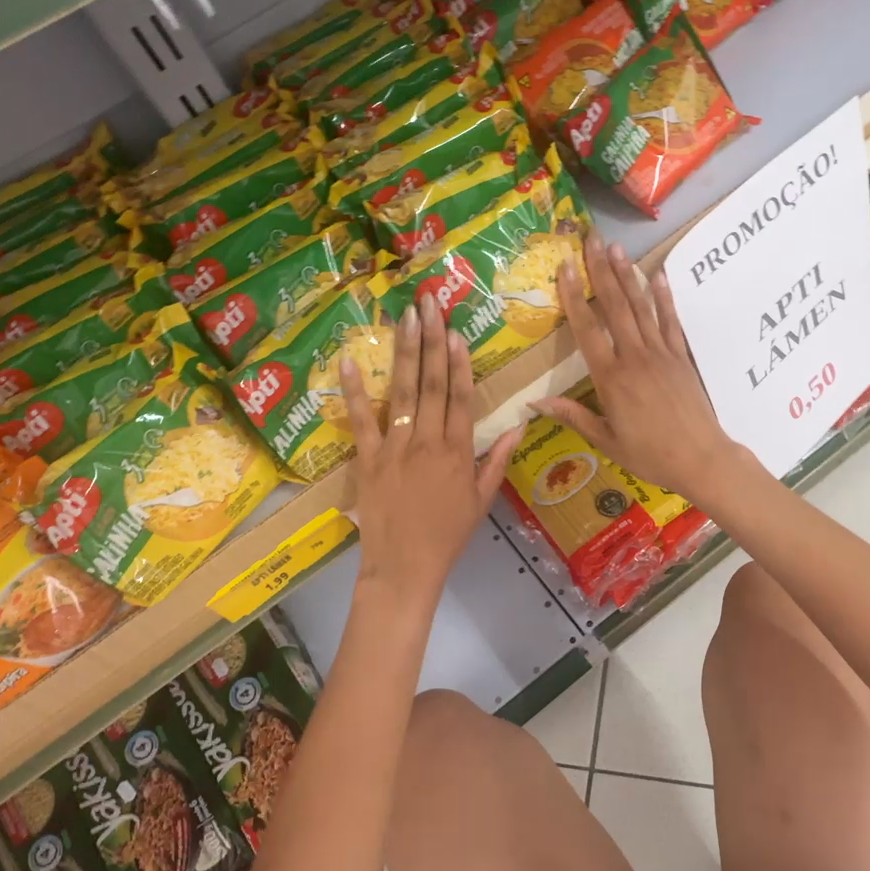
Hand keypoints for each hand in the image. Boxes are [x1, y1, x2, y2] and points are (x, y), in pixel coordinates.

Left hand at [340, 295, 522, 594]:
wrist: (406, 566)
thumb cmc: (448, 535)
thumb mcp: (482, 500)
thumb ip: (497, 459)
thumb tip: (520, 423)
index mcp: (459, 452)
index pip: (460, 398)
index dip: (459, 362)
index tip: (457, 331)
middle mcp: (429, 443)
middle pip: (432, 385)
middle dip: (432, 341)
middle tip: (430, 304)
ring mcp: (396, 449)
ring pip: (402, 393)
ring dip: (404, 352)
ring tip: (406, 317)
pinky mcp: (368, 459)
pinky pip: (361, 421)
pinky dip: (354, 392)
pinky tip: (348, 361)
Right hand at [541, 234, 756, 505]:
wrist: (701, 458)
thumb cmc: (650, 455)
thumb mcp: (606, 440)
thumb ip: (573, 416)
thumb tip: (534, 403)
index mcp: (610, 378)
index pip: (587, 328)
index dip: (574, 296)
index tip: (565, 266)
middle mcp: (635, 357)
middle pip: (615, 306)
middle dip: (602, 271)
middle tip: (591, 239)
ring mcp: (661, 353)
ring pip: (641, 307)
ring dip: (627, 275)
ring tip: (616, 248)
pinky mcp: (682, 357)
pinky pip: (671, 321)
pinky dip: (664, 297)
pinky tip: (657, 274)